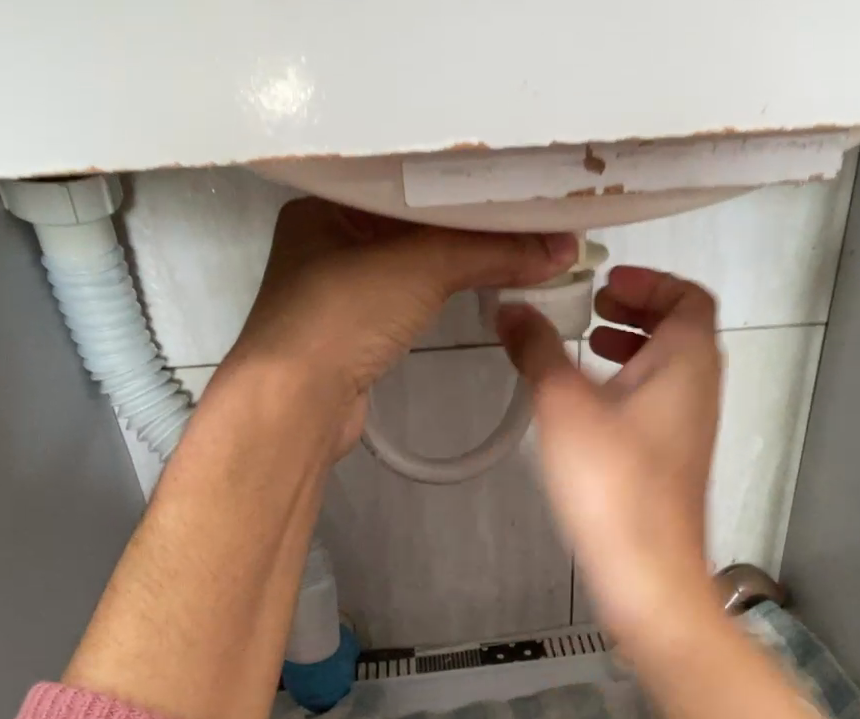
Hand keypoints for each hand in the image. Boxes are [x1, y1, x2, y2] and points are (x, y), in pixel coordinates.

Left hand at [225, 198, 576, 455]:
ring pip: (413, 260)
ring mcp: (342, 289)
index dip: (461, 176)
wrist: (296, 405)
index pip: (404, 177)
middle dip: (469, 217)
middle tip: (529, 206)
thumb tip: (563, 249)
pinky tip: (483, 280)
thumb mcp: (419, 268)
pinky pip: (412, 296)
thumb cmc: (342, 318)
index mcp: (328, 205)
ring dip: (461, 255)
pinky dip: (446, 289)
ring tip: (520, 241)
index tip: (514, 173)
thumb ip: (489, 252)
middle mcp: (330, 240)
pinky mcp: (358, 331)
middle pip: (413, 218)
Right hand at [496, 266, 722, 637]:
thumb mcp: (564, 404)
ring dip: (630, 349)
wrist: (647, 570)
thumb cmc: (612, 480)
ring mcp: (690, 428)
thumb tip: (510, 309)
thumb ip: (537, 349)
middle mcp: (700, 388)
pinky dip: (628, 386)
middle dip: (635, 311)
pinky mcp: (673, 461)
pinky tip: (585, 407)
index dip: (648, 281)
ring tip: (582, 350)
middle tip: (590, 310)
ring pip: (667, 369)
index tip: (604, 283)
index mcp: (688, 360)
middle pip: (679, 329)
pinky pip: (657, 403)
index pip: (688, 295)